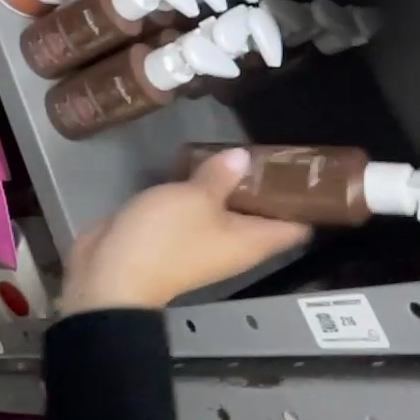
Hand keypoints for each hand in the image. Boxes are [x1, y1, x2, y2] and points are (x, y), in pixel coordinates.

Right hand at [62, 148, 310, 313]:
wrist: (113, 273)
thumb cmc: (165, 238)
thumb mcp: (196, 198)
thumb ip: (220, 176)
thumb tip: (244, 158)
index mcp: (251, 241)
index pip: (296, 225)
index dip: (306, 198)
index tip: (305, 167)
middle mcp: (233, 243)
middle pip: (260, 214)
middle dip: (262, 182)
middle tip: (262, 146)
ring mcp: (201, 240)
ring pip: (225, 209)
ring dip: (226, 183)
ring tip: (227, 147)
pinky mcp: (171, 234)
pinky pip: (194, 209)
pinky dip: (196, 189)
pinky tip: (190, 164)